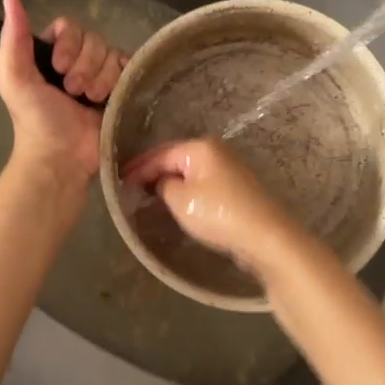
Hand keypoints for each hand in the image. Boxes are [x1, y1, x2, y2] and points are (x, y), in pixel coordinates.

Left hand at [0, 0, 124, 181]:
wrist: (63, 157)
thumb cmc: (36, 120)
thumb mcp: (14, 79)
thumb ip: (13, 39)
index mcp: (52, 54)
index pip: (70, 27)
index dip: (69, 44)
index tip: (58, 67)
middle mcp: (77, 61)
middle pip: (94, 39)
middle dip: (84, 65)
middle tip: (73, 92)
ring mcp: (102, 75)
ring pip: (112, 53)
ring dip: (100, 77)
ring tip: (89, 100)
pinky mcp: (122, 89)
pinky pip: (129, 66)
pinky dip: (119, 79)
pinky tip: (108, 97)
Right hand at [121, 137, 302, 272]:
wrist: (266, 237)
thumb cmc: (218, 214)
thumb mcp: (179, 200)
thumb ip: (163, 185)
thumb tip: (161, 182)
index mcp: (201, 147)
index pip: (160, 154)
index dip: (138, 167)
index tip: (119, 180)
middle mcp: (217, 151)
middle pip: (176, 159)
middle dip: (153, 172)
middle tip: (130, 186)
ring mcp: (230, 168)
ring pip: (191, 172)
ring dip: (170, 181)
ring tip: (148, 194)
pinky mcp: (237, 188)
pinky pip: (203, 183)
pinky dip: (187, 190)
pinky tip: (176, 201)